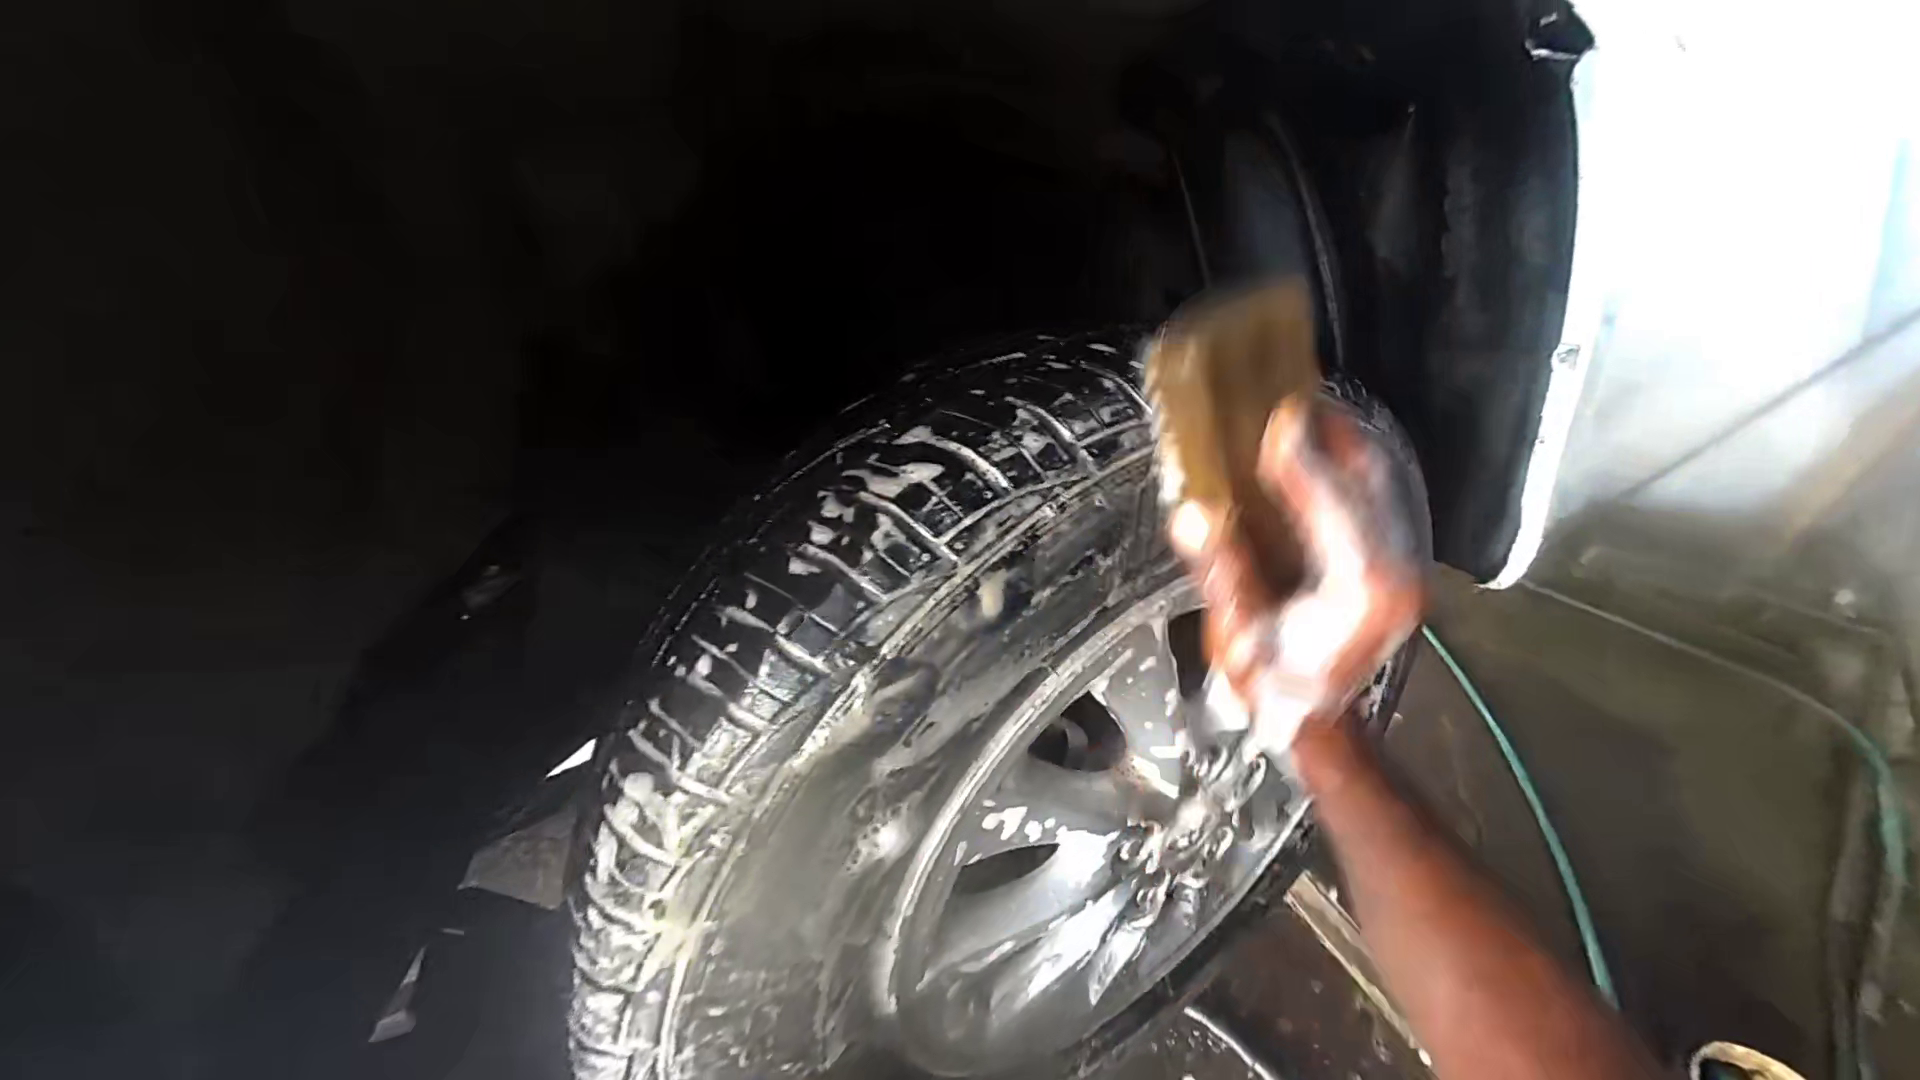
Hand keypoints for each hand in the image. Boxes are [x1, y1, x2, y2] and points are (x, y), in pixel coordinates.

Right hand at [1165, 397, 1423, 757]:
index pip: (1333, 503)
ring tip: (1305, 418)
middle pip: (1369, 482)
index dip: (1305, 458)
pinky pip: (1374, 502)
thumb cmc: (1273, 686)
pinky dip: (1347, 472)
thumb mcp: (1238, 636)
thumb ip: (1222, 572)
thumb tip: (1191, 514)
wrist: (1313, 718)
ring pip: (1379, 487)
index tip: (1280, 418)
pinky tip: (1320, 458)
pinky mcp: (1391, 566)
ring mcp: (1401, 567)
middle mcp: (1394, 571)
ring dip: (1342, 448)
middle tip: (1293, 400)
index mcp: (1360, 587)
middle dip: (1333, 436)